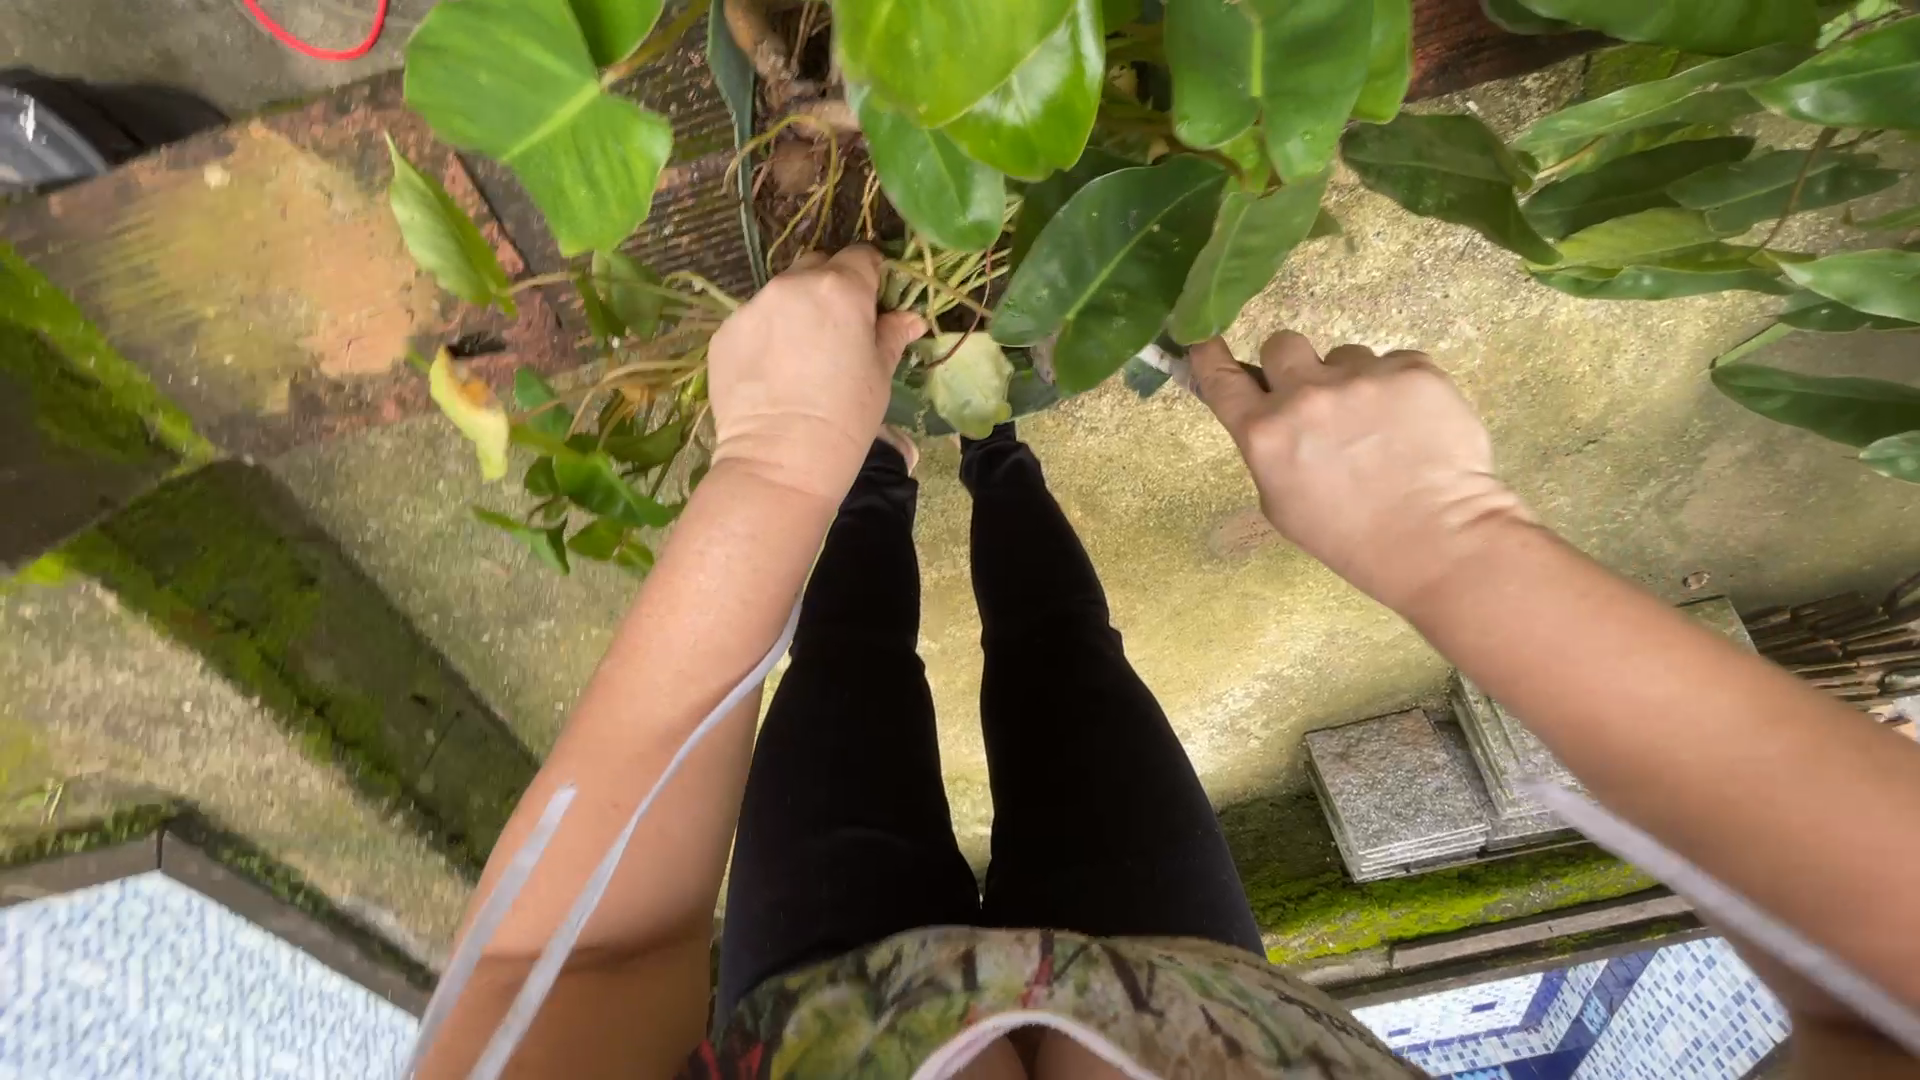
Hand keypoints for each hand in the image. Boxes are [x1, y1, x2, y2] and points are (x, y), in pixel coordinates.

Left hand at [707, 247, 926, 500]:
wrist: (781, 460)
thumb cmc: (846, 418)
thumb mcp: (879, 376)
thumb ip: (891, 335)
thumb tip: (910, 318)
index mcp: (840, 289)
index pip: (861, 257)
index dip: (871, 278)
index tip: (873, 305)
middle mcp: (792, 284)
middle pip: (818, 267)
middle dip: (830, 290)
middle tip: (837, 333)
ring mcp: (752, 306)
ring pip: (782, 294)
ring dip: (795, 313)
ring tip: (801, 360)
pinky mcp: (725, 332)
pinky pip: (753, 322)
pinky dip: (766, 337)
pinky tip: (773, 375)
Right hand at [1191, 332, 1534, 610]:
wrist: (1432, 538)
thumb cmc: (1345, 534)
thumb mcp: (1278, 502)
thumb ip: (1267, 450)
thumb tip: (1271, 416)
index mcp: (1263, 433)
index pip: (1221, 378)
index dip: (1210, 356)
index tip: (1207, 342)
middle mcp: (1303, 396)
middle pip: (1281, 344)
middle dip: (1291, 364)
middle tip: (1313, 395)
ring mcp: (1360, 378)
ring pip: (1344, 356)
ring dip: (1351, 381)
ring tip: (1378, 424)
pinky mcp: (1412, 370)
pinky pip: (1394, 362)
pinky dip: (1397, 386)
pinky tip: (1410, 423)